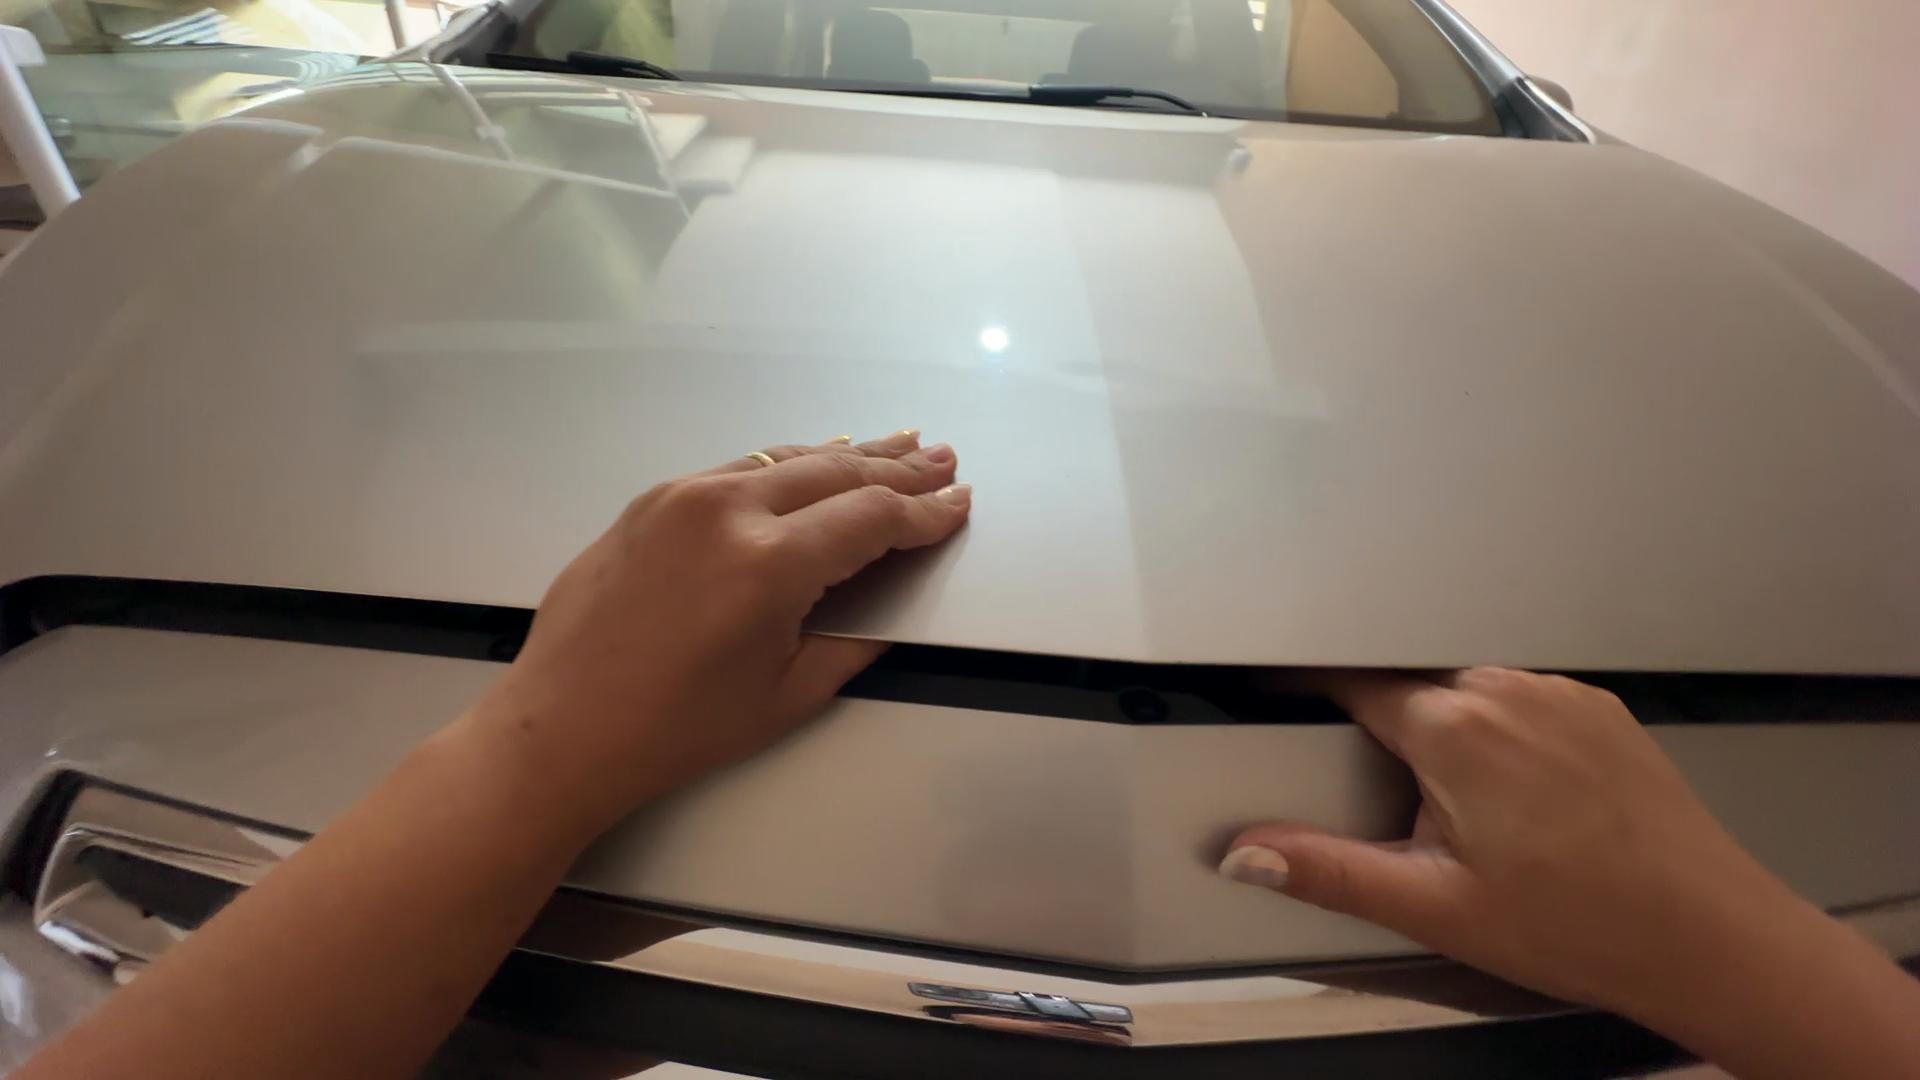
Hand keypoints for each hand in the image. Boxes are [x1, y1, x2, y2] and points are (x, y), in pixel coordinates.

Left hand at [471, 431, 969, 836]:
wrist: (560, 727)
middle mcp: (727, 509)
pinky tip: (822, 457)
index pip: (872, 519)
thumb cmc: (680, 729)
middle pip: (838, 472)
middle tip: (944, 461)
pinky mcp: (656, 497)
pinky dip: (795, 461)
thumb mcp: (791, 694)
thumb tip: (894, 599)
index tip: (958, 504)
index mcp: (767, 566)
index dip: (925, 513)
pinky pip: (745, 466)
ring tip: (901, 444)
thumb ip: (857, 637)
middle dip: (900, 469)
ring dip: (853, 452)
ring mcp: (685, 494)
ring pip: (791, 457)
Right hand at [1218, 669, 1800, 1019]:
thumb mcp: (1433, 905)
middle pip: (1400, 679)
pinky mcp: (1591, 703)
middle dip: (1372, 713)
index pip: (1347, 678)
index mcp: (1454, 727)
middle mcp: (1503, 690)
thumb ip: (1327, 869)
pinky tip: (1503, 773)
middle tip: (1375, 774)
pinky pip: (1507, 690)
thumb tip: (1247, 855)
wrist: (1724, 946)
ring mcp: (1554, 692)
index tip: (1276, 689)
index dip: (1303, 684)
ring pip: (1453, 681)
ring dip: (1430, 713)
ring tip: (1442, 782)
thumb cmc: (1584, 926)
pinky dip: (1483, 715)